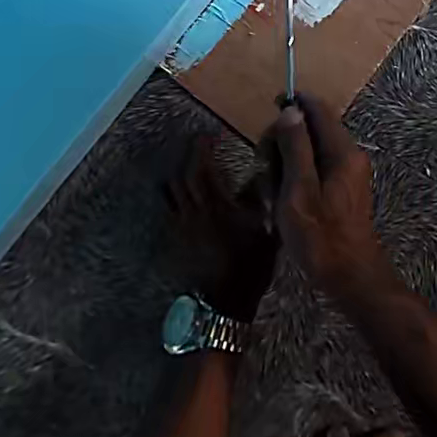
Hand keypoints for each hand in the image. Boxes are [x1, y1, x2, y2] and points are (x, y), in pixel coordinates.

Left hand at [165, 133, 277, 319]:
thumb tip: (258, 177)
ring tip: (191, 168)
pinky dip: (175, 196)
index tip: (211, 135)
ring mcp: (181, 226)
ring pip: (171, 191)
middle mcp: (193, 211)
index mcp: (215, 205)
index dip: (203, 148)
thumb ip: (260, 200)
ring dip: (179, 174)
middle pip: (181, 175)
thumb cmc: (250, 264)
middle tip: (201, 147)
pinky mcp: (176, 239)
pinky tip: (186, 197)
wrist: (226, 302)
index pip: (201, 168)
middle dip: (189, 157)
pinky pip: (170, 209)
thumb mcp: (266, 229)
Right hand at [272, 94, 385, 295]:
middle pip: (313, 131)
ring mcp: (348, 173)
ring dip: (287, 165)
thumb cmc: (320, 235)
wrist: (349, 276)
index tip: (272, 108)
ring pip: (311, 152)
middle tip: (265, 167)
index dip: (295, 104)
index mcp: (342, 151)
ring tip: (273, 193)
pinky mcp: (342, 190)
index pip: (319, 110)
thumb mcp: (299, 189)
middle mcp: (350, 156)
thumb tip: (291, 110)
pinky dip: (296, 180)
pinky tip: (283, 203)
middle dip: (285, 142)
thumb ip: (295, 148)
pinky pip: (316, 171)